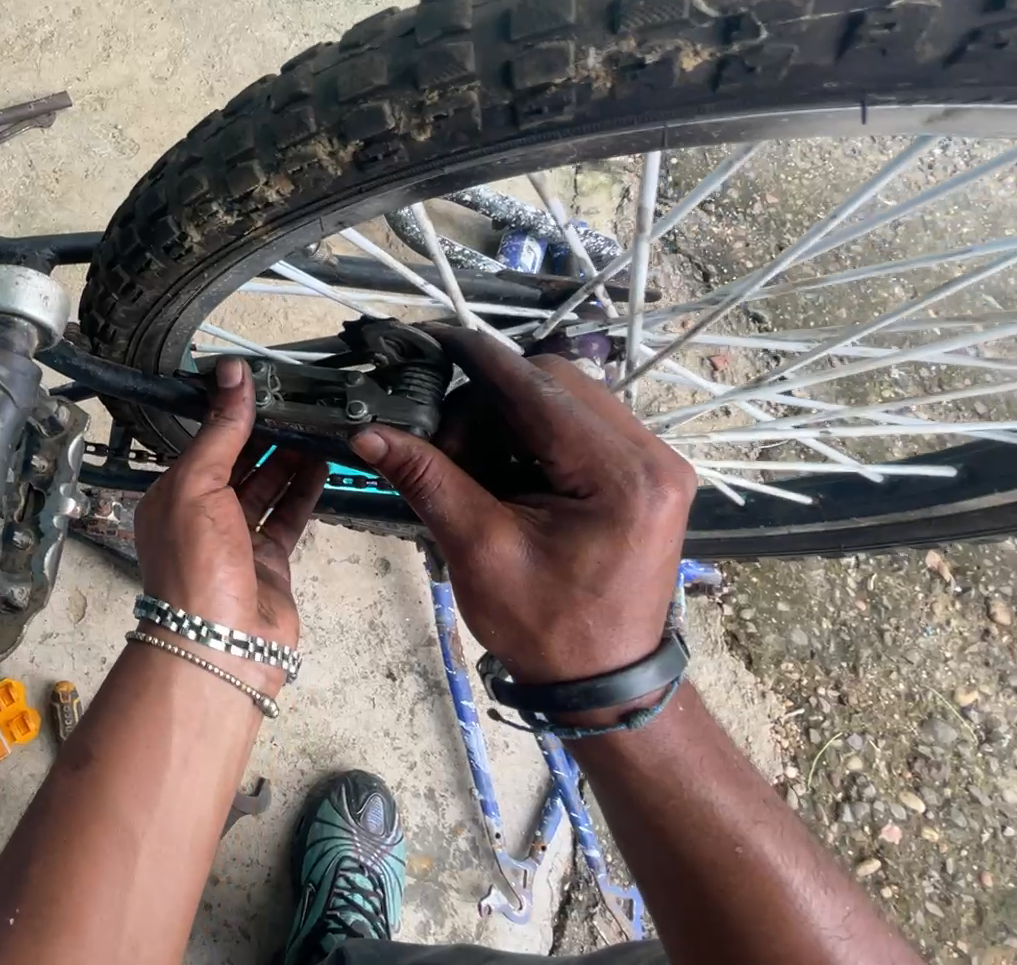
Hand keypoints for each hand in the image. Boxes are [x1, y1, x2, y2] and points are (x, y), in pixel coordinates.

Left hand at [133, 356, 328, 664]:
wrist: (219, 645)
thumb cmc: (195, 564)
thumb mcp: (198, 485)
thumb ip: (220, 432)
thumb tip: (232, 375)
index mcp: (172, 495)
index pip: (204, 444)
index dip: (231, 414)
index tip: (262, 384)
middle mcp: (201, 516)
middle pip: (237, 464)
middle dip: (264, 434)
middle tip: (298, 401)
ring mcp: (236, 540)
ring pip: (266, 487)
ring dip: (288, 457)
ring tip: (315, 424)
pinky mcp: (269, 561)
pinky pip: (288, 516)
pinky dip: (304, 490)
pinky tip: (322, 463)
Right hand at [348, 328, 695, 683]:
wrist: (604, 680)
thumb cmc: (544, 624)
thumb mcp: (477, 548)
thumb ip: (426, 479)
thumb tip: (366, 433)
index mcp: (619, 474)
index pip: (537, 387)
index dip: (477, 358)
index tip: (430, 337)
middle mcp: (649, 454)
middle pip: (552, 382)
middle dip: (485, 405)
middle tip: (447, 454)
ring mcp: (650, 462)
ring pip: (561, 398)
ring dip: (504, 420)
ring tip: (474, 473)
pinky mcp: (639, 474)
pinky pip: (574, 424)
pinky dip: (526, 437)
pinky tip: (503, 476)